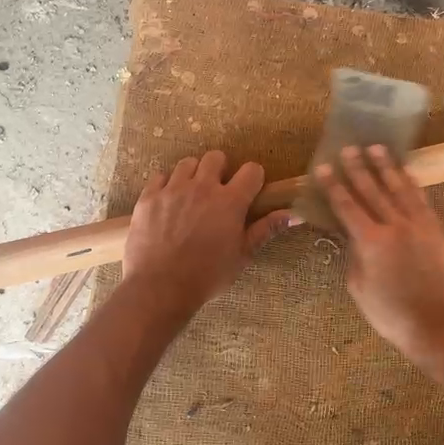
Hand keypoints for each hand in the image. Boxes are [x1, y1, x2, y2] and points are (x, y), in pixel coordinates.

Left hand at [121, 151, 295, 312]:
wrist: (160, 287)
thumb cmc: (208, 274)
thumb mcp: (243, 255)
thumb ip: (267, 229)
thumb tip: (295, 215)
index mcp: (230, 201)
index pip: (251, 170)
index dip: (253, 179)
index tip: (249, 192)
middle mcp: (202, 187)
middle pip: (216, 157)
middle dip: (221, 170)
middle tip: (218, 191)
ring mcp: (173, 189)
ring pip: (187, 163)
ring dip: (193, 175)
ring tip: (192, 194)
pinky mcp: (148, 197)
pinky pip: (160, 177)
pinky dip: (166, 185)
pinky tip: (169, 202)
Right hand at [317, 145, 443, 360]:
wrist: (434, 323)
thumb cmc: (389, 312)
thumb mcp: (359, 286)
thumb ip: (353, 255)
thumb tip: (350, 234)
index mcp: (371, 241)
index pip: (347, 206)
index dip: (333, 186)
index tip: (323, 168)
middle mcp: (395, 226)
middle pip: (373, 190)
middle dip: (358, 168)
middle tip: (348, 148)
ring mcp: (419, 225)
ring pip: (400, 188)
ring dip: (387, 167)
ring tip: (377, 148)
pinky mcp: (436, 230)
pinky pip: (422, 199)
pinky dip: (412, 183)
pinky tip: (406, 173)